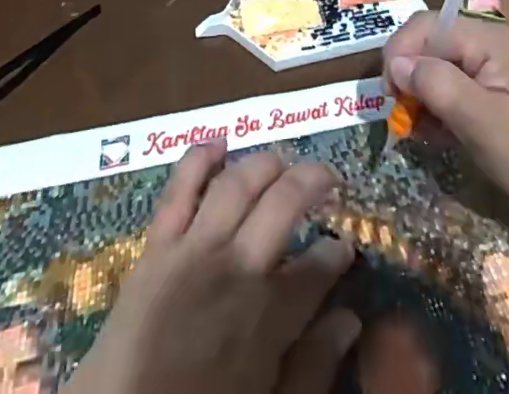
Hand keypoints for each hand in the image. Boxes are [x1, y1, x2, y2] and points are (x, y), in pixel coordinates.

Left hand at [67, 142, 361, 393]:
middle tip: (328, 178)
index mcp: (270, 313)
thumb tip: (351, 319)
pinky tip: (217, 142)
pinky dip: (198, 158)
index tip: (345, 245)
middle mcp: (239, 266)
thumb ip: (314, 365)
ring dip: (266, 163)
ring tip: (283, 160)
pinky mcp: (157, 244)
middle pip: (285, 203)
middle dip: (314, 180)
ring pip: (238, 183)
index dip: (338, 250)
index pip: (319, 265)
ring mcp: (195, 248)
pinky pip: (179, 189)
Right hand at [382, 14, 508, 224]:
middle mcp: (489, 44)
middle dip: (409, 78)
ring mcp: (492, 69)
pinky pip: (451, 88)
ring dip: (421, 98)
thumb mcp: (479, 119)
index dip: (400, 54)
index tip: (390, 96)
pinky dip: (437, 109)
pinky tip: (438, 136)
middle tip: (404, 118)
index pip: (425, 26)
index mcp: (489, 39)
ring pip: (436, 69)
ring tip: (421, 132)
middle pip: (429, 45)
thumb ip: (435, 83)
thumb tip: (396, 64)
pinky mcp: (493, 93)